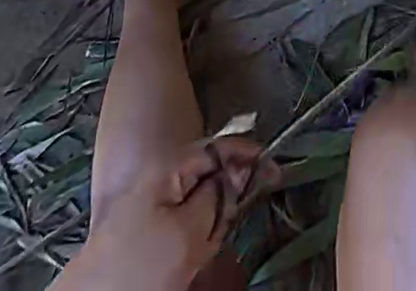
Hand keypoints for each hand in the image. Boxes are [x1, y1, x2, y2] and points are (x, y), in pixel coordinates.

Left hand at [70, 137, 277, 290]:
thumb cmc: (140, 268)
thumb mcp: (186, 233)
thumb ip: (216, 197)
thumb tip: (239, 171)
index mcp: (168, 169)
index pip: (217, 148)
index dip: (248, 155)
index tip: (275, 169)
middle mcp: (161, 178)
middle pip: (211, 174)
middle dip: (227, 196)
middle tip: (229, 225)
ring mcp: (154, 203)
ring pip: (201, 203)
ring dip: (212, 224)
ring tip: (203, 254)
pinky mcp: (151, 230)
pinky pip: (186, 225)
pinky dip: (198, 239)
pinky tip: (193, 263)